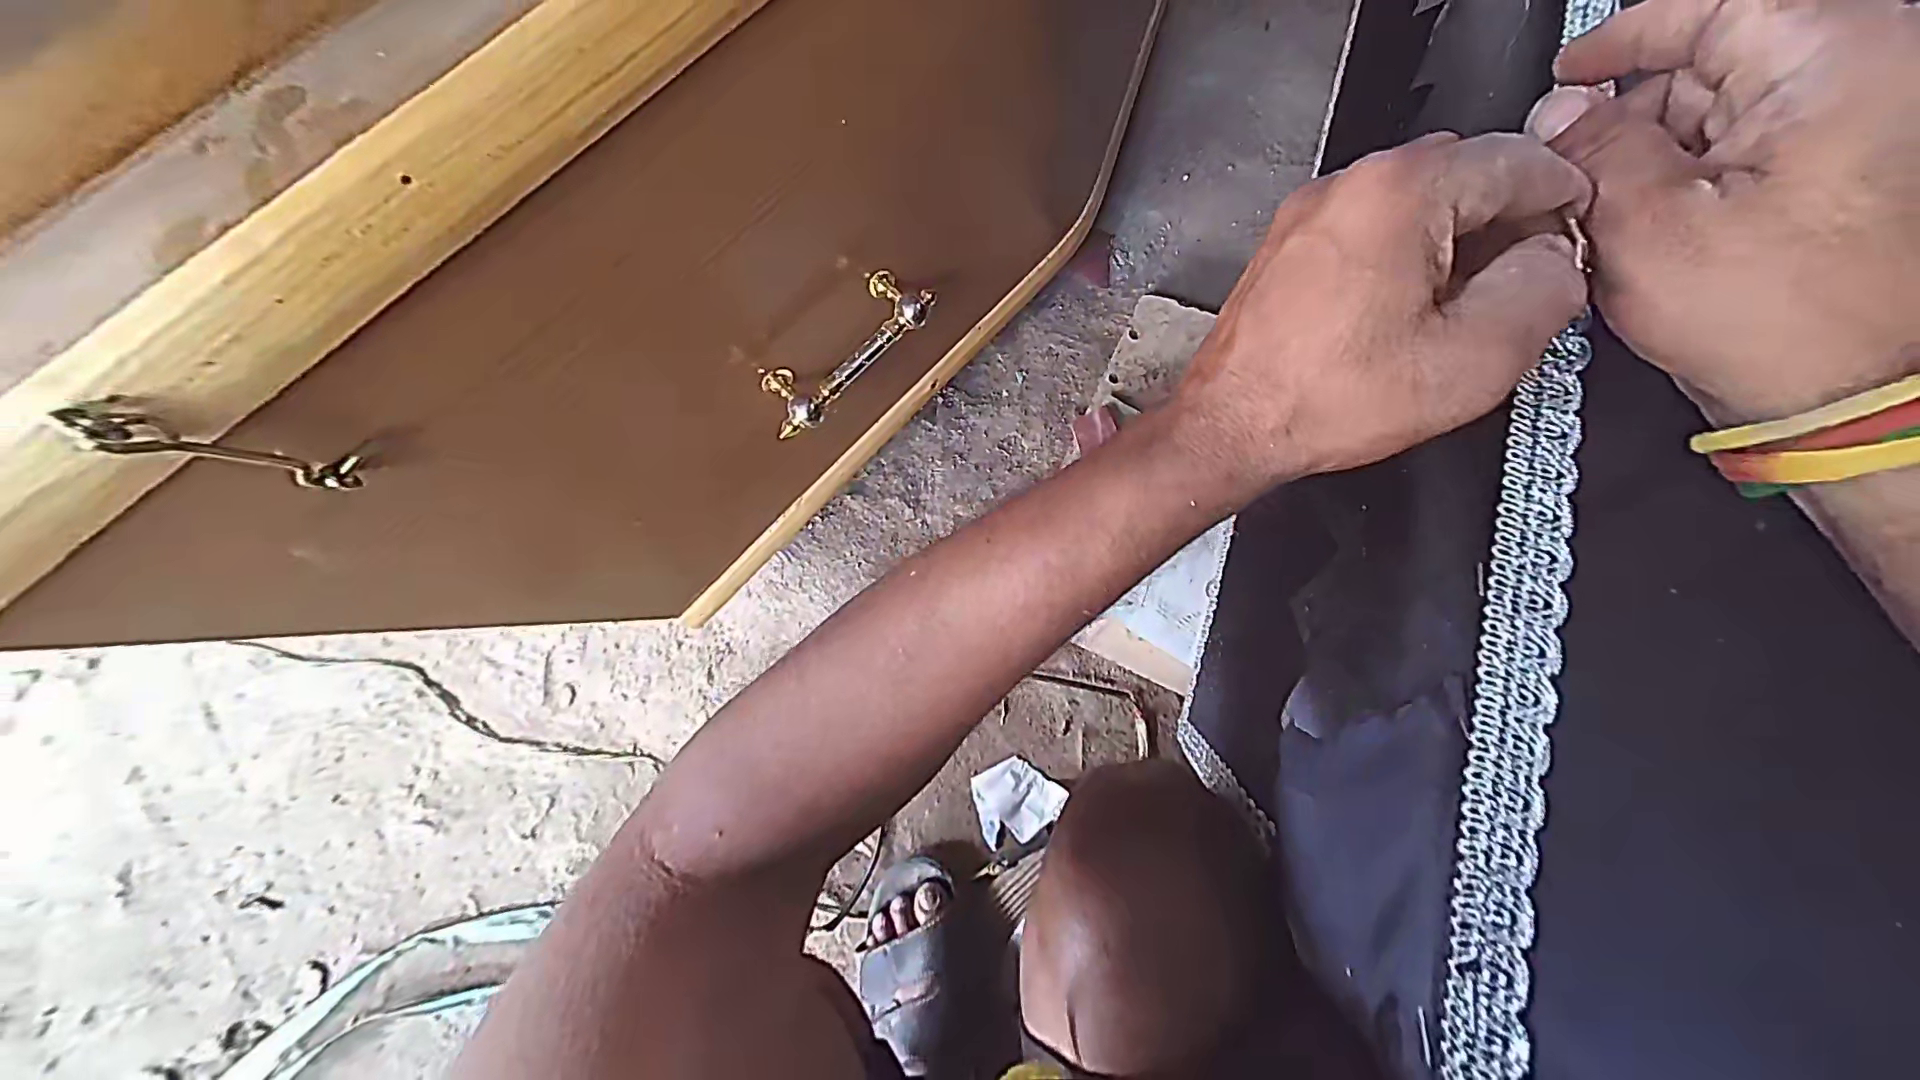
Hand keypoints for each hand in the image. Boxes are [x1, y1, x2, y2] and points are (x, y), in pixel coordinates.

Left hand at [1169, 132, 1590, 496]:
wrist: (1226, 429)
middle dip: (1497, 229)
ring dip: (1441, 249)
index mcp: (1398, 192)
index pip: (1523, 160)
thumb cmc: (1315, 401)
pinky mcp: (1280, 254)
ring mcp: (1302, 222)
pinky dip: (1388, 264)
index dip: (1561, 208)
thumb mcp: (1474, 357)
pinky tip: (1386, 319)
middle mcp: (1341, 191)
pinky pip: (1357, 237)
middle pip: (1460, 178)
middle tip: (1504, 292)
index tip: (1563, 249)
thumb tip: (1554, 258)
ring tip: (1439, 317)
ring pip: (1406, 209)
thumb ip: (1546, 288)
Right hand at [1529, 0, 1919, 423]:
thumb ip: (1596, 154)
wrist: (1836, 385)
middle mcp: (1854, 83)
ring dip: (1633, 164)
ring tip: (1590, 221)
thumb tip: (1560, 116)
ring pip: (1702, 120)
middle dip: (1617, 122)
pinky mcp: (1818, 179)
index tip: (1568, 69)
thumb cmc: (1776, 314)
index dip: (1624, 37)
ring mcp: (1841, 133)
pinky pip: (1718, 162)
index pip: (1714, 6)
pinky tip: (1628, 232)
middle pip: (1700, 70)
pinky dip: (1662, 189)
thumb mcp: (1645, 224)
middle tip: (1555, 175)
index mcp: (1832, 64)